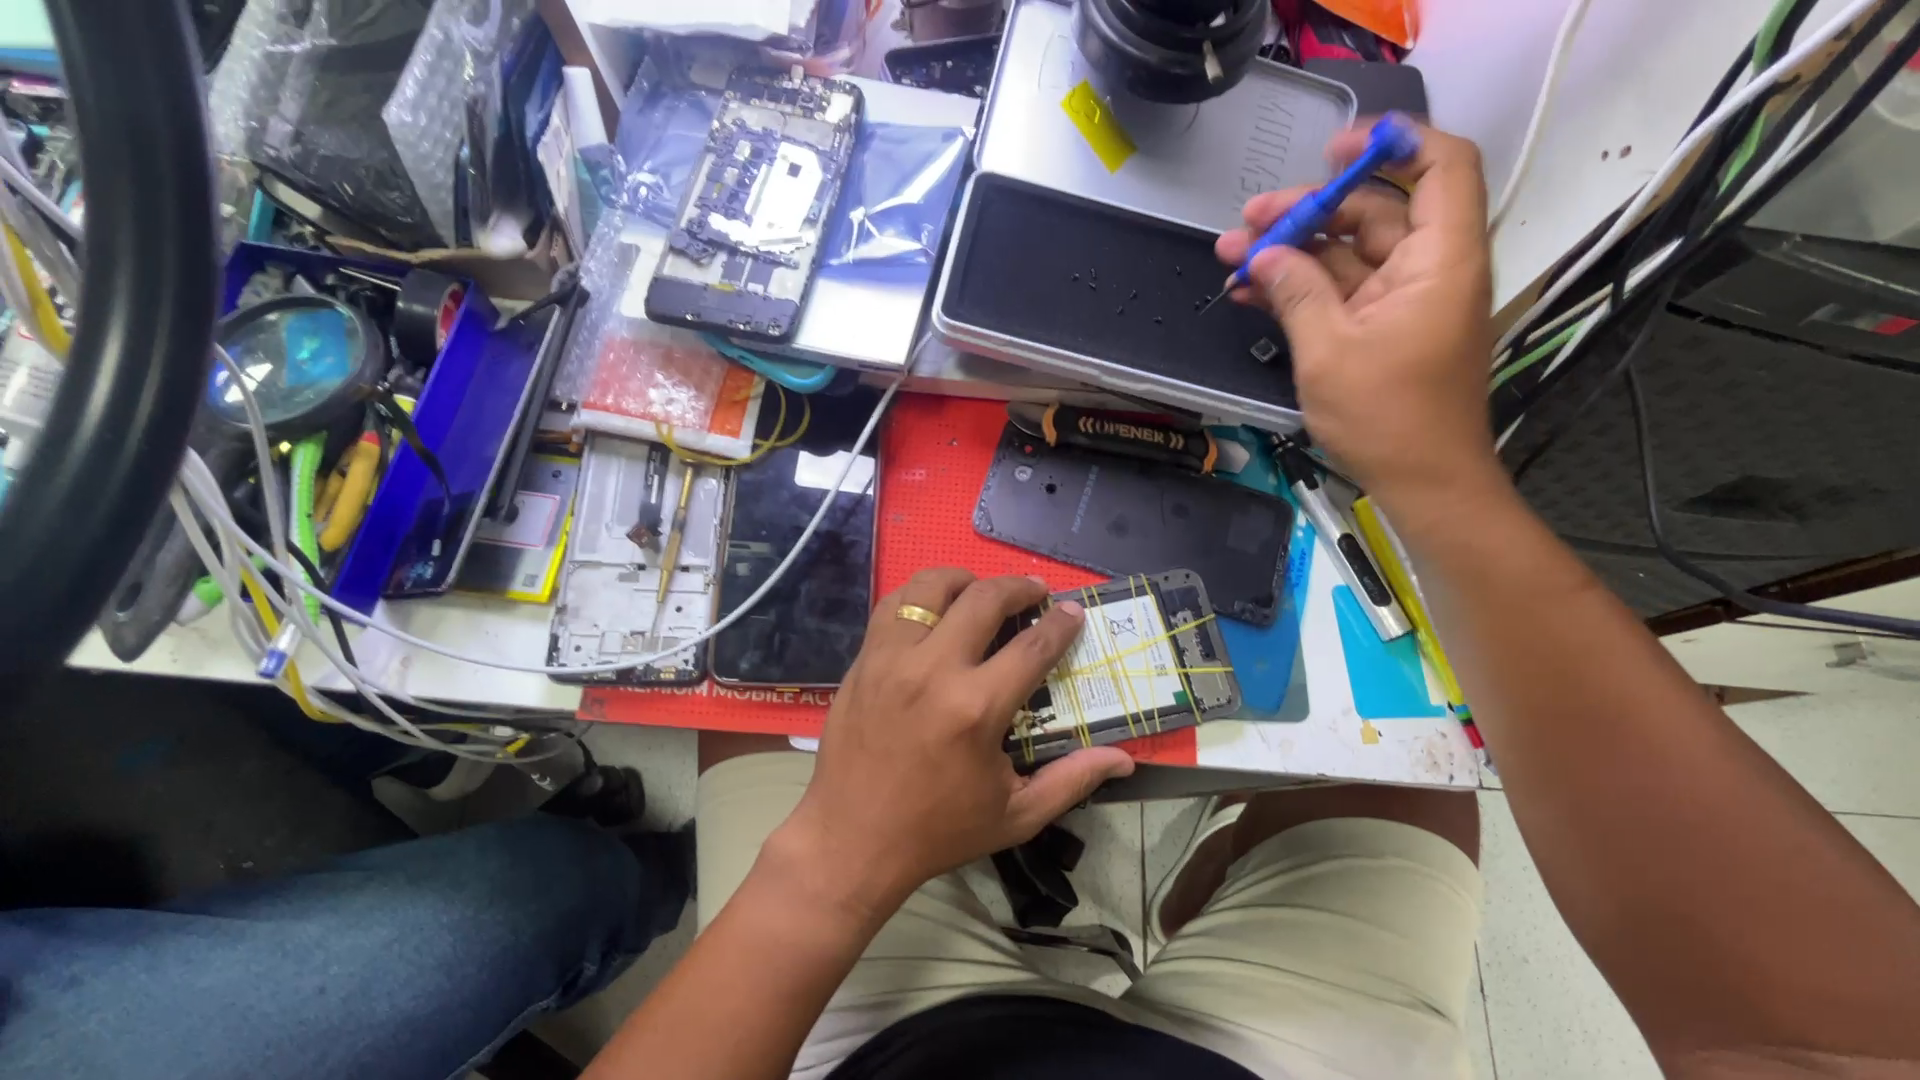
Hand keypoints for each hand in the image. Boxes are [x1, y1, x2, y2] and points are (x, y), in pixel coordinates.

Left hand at [769, 569, 1135, 919]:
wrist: (851, 840)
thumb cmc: (938, 831)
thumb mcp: (1015, 815)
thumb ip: (1072, 780)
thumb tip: (1124, 759)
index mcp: (975, 709)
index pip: (1031, 646)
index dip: (1060, 624)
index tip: (1072, 612)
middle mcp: (932, 671)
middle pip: (983, 599)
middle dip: (1018, 586)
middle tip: (1035, 592)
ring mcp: (890, 660)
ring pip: (929, 588)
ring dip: (963, 580)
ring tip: (981, 590)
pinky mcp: (862, 662)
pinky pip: (891, 606)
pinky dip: (919, 596)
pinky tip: (933, 609)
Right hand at [1215, 124, 1500, 512]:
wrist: (1422, 482)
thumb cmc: (1388, 417)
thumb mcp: (1329, 351)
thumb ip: (1296, 292)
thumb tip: (1264, 254)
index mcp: (1440, 259)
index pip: (1440, 166)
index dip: (1391, 144)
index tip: (1332, 150)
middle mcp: (1428, 268)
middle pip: (1374, 211)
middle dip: (1309, 210)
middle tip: (1247, 221)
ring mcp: (1404, 299)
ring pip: (1348, 253)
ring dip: (1292, 252)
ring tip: (1232, 256)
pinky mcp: (1382, 328)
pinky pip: (1340, 291)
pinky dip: (1300, 289)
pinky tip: (1250, 291)